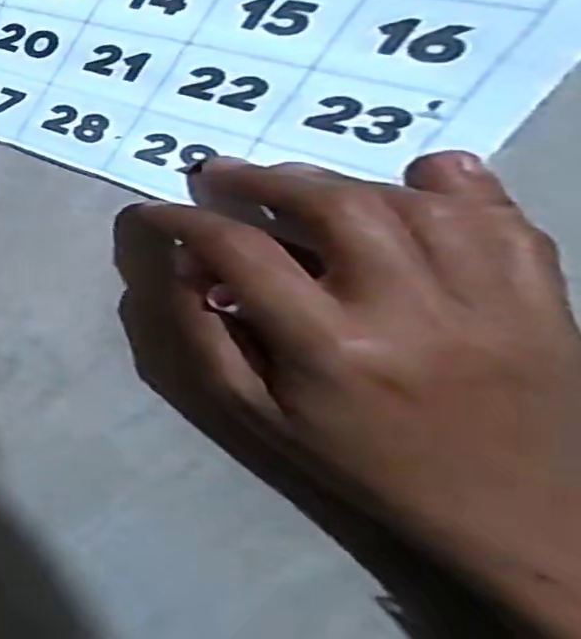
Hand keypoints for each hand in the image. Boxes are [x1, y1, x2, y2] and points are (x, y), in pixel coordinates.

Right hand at [117, 154, 580, 634]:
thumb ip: (200, 330)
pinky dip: (456, 188)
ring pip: (413, 203)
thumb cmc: (361, 462)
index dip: (184, 220)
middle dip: (261, 178)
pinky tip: (415, 182)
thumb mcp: (251, 409)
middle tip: (221, 174)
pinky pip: (503, 222)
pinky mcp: (545, 305)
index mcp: (333, 349)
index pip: (241, 251)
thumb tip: (184, 263)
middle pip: (335, 207)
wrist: (524, 523)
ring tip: (301, 187)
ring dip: (341, 181)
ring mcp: (493, 307)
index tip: (155, 213)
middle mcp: (414, 316)